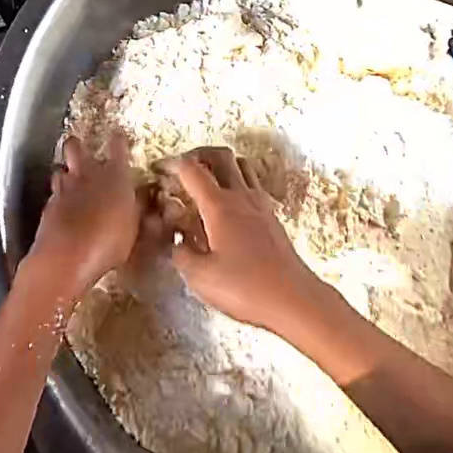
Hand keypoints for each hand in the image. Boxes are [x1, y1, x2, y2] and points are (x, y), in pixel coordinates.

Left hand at [22, 132, 141, 303]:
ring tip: (70, 179)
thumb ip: (139, 209)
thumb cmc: (108, 242)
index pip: (118, 146)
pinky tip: (62, 207)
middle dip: (77, 145)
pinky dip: (57, 197)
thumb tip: (147, 197)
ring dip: (65, 172)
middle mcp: (87, 175)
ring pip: (60, 168)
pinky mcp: (48, 206)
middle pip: (75, 147)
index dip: (118, 138)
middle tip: (80, 149)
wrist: (65, 258)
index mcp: (114, 175)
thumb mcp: (134, 228)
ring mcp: (64, 189)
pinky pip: (53, 194)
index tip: (118, 134)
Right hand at [163, 147, 338, 334]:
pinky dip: (237, 181)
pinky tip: (229, 205)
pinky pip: (252, 183)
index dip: (172, 164)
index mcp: (219, 205)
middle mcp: (240, 195)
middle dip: (198, 154)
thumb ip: (182, 254)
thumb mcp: (201, 278)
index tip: (159, 169)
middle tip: (183, 168)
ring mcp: (259, 203)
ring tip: (206, 182)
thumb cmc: (245, 288)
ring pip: (240, 165)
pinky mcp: (271, 215)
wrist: (293, 298)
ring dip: (221, 164)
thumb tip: (177, 241)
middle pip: (220, 155)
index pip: (191, 170)